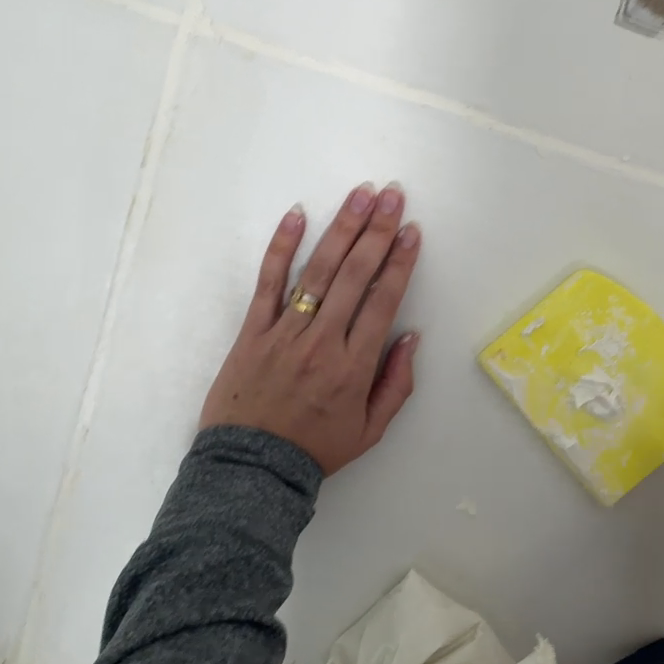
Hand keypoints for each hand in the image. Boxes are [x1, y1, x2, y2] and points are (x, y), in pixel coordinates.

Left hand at [200, 181, 422, 475]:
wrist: (252, 468)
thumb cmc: (316, 448)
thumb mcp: (371, 430)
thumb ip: (396, 384)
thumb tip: (411, 337)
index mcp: (354, 366)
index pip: (383, 301)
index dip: (400, 262)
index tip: (412, 231)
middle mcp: (322, 342)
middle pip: (354, 275)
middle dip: (377, 231)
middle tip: (392, 195)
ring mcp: (285, 332)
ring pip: (317, 271)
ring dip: (341, 229)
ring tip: (360, 195)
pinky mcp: (253, 330)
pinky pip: (268, 282)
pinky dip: (281, 247)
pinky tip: (297, 215)